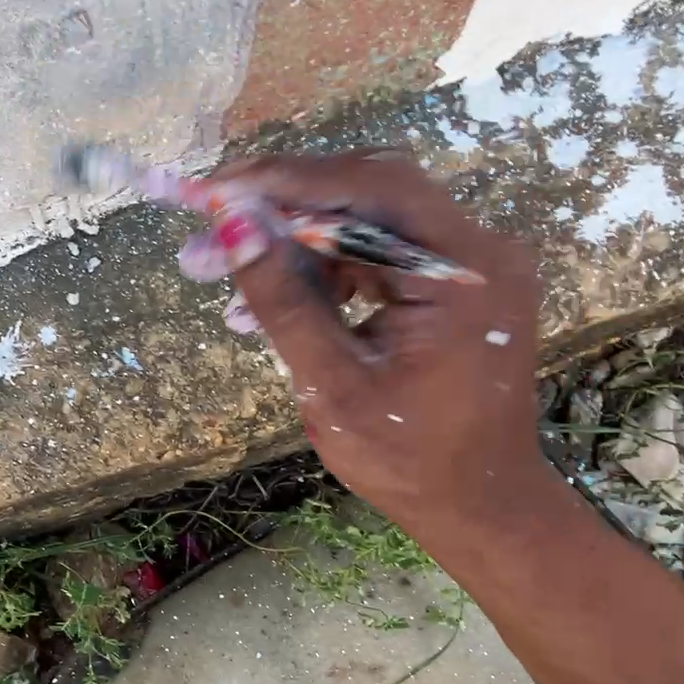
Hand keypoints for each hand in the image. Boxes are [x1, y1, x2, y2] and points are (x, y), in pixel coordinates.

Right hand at [218, 151, 550, 543]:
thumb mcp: (332, 384)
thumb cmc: (406, 458)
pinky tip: (268, 300)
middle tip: (204, 235)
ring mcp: (467, 266)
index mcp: (460, 272)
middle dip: (277, 209)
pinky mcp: (450, 286)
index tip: (214, 188)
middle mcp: (476, 251)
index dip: (285, 180)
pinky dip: (320, 270)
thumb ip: (285, 301)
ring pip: (363, 224)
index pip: (369, 189)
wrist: (478, 504)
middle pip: (366, 195)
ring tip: (217, 272)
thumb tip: (235, 229)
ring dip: (290, 243)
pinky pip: (375, 256)